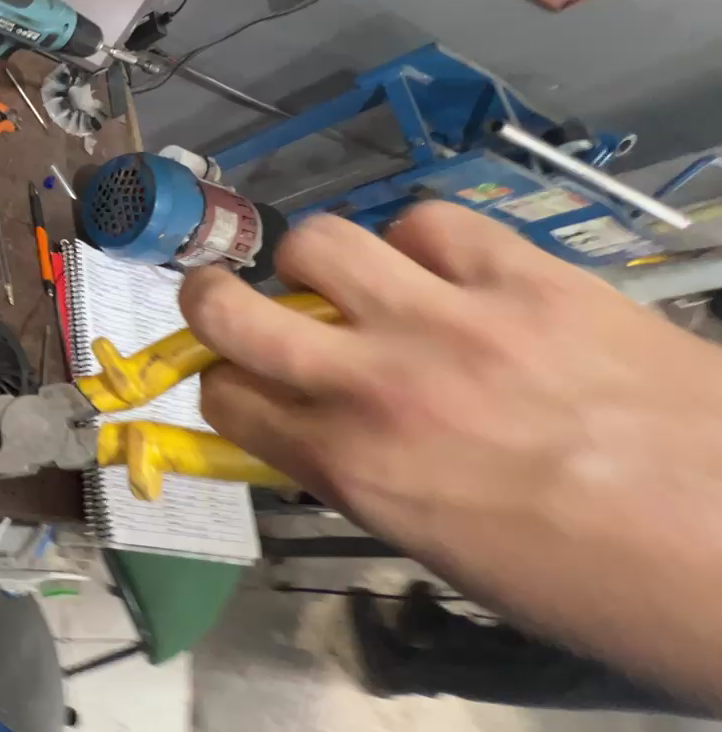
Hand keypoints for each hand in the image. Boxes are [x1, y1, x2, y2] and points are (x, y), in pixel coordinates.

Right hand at [182, 202, 721, 701]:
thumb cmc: (600, 584)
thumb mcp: (437, 546)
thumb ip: (346, 468)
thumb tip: (296, 418)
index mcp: (352, 467)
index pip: (222, 397)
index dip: (226, 389)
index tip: (249, 389)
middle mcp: (376, 386)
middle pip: (222, 306)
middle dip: (206, 302)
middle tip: (232, 305)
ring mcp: (453, 324)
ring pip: (316, 242)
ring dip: (317, 265)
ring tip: (357, 285)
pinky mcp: (534, 280)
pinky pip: (430, 223)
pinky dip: (421, 243)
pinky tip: (445, 273)